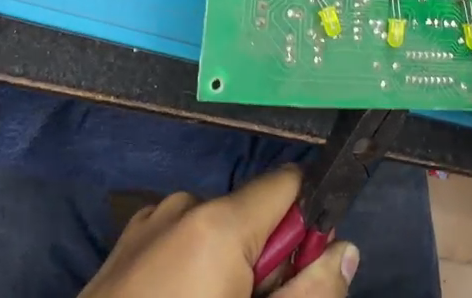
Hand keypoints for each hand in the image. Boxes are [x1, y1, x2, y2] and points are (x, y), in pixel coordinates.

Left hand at [79, 167, 359, 297]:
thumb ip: (310, 292)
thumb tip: (346, 251)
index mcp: (220, 221)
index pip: (290, 184)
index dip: (309, 223)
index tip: (304, 268)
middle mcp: (185, 206)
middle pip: (254, 214)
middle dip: (266, 258)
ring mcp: (150, 223)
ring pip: (216, 232)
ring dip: (228, 267)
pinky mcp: (125, 245)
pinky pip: (181, 242)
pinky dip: (192, 270)